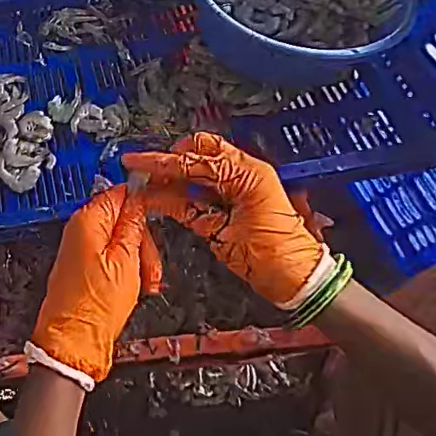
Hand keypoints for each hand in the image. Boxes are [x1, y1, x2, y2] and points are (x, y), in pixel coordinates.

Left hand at [27, 184, 163, 385]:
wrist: (74, 345)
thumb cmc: (93, 307)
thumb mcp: (126, 261)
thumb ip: (133, 225)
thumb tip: (138, 198)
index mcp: (89, 220)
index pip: (120, 192)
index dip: (144, 203)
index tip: (160, 213)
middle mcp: (81, 230)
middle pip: (123, 219)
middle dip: (143, 241)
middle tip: (149, 266)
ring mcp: (81, 249)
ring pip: (121, 241)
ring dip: (138, 260)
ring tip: (144, 284)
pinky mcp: (84, 267)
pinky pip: (112, 258)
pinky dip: (127, 271)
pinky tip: (133, 288)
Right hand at [123, 133, 329, 309]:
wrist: (295, 279)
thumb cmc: (279, 252)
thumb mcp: (233, 228)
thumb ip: (198, 207)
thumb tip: (165, 191)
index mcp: (245, 171)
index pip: (196, 156)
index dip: (165, 159)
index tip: (140, 160)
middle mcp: (237, 177)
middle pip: (193, 156)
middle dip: (166, 161)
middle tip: (141, 169)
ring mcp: (229, 193)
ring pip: (191, 175)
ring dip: (167, 179)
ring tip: (143, 183)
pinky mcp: (221, 214)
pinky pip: (192, 199)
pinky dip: (172, 197)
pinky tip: (155, 198)